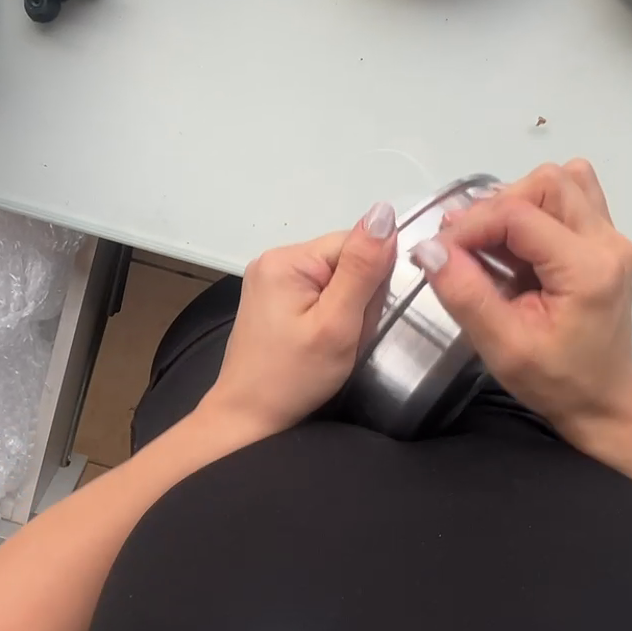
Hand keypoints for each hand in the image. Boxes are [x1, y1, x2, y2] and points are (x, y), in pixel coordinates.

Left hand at [200, 203, 398, 438]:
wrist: (248, 418)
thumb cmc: (294, 377)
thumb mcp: (337, 325)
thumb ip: (363, 269)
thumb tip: (383, 212)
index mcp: (287, 259)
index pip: (355, 244)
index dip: (371, 282)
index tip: (360, 318)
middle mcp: (274, 259)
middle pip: (345, 260)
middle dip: (357, 298)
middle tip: (344, 337)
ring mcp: (270, 279)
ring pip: (335, 278)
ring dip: (345, 310)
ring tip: (330, 341)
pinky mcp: (272, 299)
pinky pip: (318, 293)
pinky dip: (329, 316)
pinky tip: (320, 340)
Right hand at [411, 160, 631, 447]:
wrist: (601, 404)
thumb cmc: (554, 382)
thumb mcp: (501, 347)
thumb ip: (465, 294)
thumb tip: (429, 248)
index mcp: (588, 269)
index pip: (518, 213)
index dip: (469, 225)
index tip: (437, 253)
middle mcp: (608, 241)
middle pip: (545, 183)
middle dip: (494, 207)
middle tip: (464, 247)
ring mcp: (610, 238)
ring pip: (560, 182)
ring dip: (515, 202)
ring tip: (491, 242)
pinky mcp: (603, 241)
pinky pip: (570, 196)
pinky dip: (533, 207)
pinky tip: (515, 243)